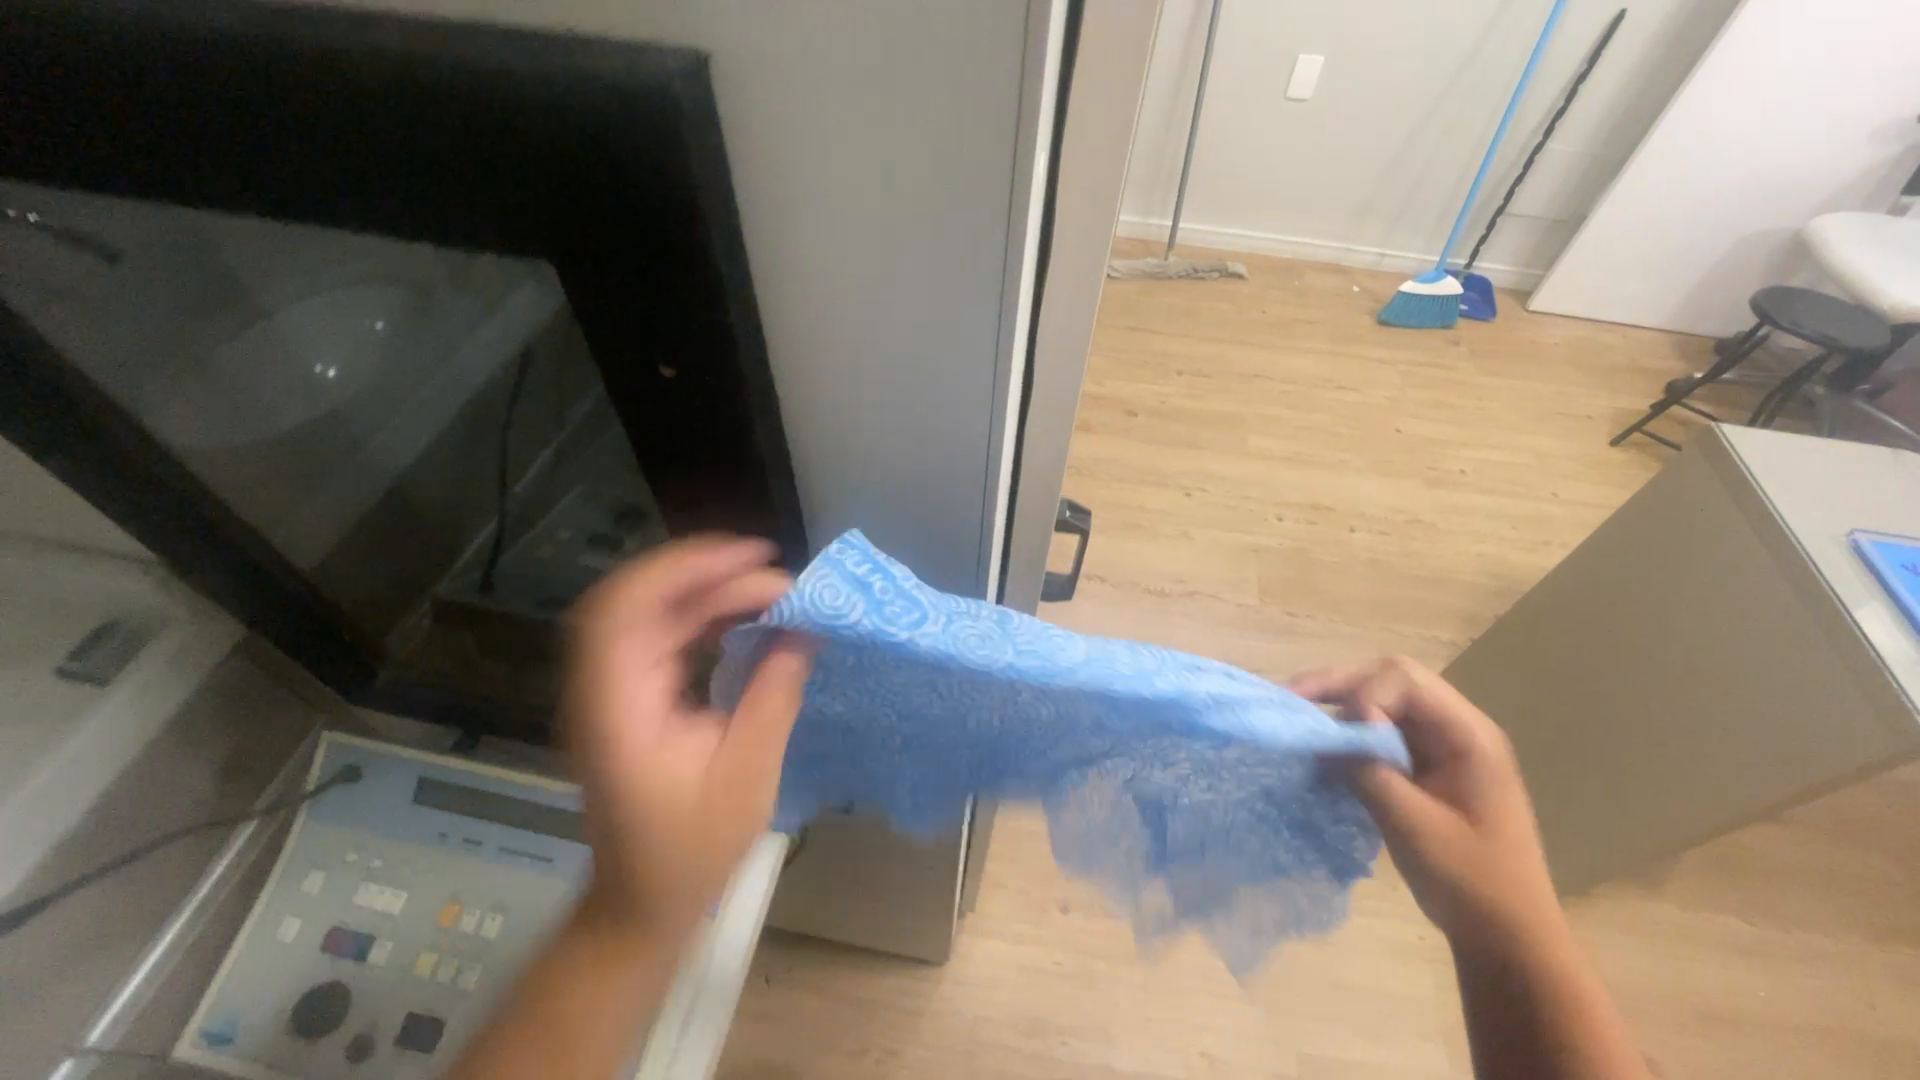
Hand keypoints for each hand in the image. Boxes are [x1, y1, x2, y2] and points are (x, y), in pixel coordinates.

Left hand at [564, 537, 812, 933]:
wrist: (641, 902)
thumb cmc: (690, 850)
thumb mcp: (746, 774)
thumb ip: (774, 693)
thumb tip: (806, 628)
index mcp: (616, 706)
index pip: (626, 607)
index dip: (685, 567)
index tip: (755, 557)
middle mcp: (602, 686)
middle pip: (639, 599)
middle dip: (708, 572)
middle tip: (777, 572)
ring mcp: (611, 689)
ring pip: (650, 611)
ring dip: (708, 590)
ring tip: (769, 587)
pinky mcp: (628, 696)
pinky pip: (661, 634)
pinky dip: (703, 615)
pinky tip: (744, 617)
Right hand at [1290, 656, 1559, 948]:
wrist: (1506, 935)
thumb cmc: (1470, 879)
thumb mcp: (1413, 825)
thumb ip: (1368, 772)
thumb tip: (1322, 739)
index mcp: (1467, 735)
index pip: (1404, 681)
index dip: (1363, 696)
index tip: (1338, 736)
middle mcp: (1454, 729)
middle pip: (1389, 681)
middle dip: (1338, 686)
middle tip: (1290, 698)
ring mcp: (1439, 748)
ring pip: (1381, 704)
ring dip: (1338, 710)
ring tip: (1298, 722)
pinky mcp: (1423, 769)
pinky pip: (1380, 735)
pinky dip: (1347, 738)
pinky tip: (1320, 754)